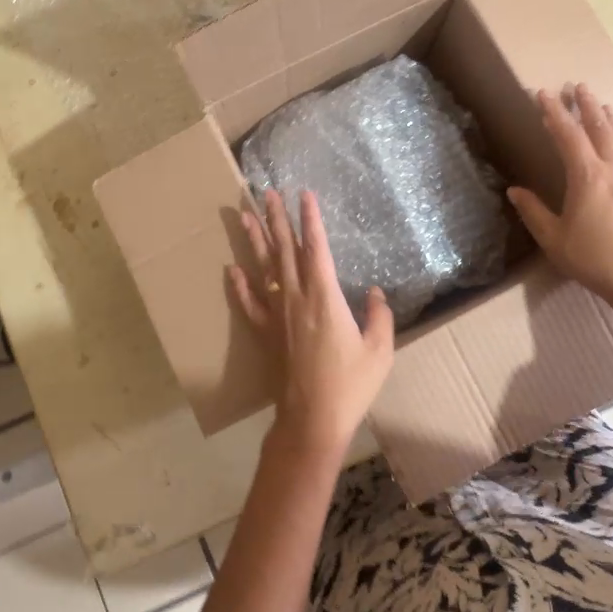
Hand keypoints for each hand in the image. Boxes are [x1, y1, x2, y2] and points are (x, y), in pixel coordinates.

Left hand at [229, 189, 394, 452]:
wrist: (312, 419)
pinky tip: (232, 269)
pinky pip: (250, 304)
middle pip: (285, 251)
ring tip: (246, 215)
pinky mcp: (266, 334)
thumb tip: (377, 292)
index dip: (310, 220)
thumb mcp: (380, 350)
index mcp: (326, 298)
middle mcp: (297, 299)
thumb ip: (380, 316)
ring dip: (255, 241)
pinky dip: (240, 286)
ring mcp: (278, 316)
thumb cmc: (350, 385)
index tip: (305, 195)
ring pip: (264, 270)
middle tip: (268, 192)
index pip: (317, 249)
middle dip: (278, 219)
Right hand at [508, 84, 612, 310]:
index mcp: (587, 177)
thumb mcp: (553, 238)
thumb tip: (515, 191)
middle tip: (578, 87)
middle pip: (600, 130)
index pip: (567, 136)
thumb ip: (534, 211)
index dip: (554, 114)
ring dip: (612, 122)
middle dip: (587, 107)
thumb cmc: (592, 259)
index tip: (542, 94)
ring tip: (604, 106)